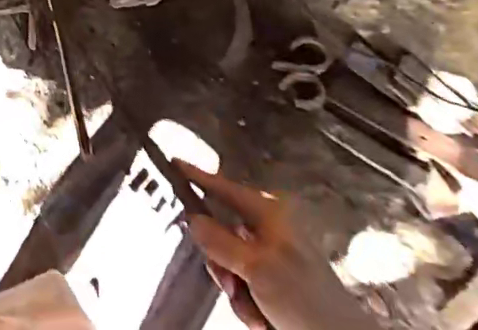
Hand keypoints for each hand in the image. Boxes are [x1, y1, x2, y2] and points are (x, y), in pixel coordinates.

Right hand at [176, 162, 380, 329]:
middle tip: (229, 283)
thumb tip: (192, 220)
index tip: (172, 163)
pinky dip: (248, 305)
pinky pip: (242, 286)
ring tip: (256, 312)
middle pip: (220, 231)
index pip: (224, 188)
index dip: (197, 176)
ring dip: (236, 290)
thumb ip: (219, 241)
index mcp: (270, 216)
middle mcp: (269, 233)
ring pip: (227, 263)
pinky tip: (265, 321)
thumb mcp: (257, 269)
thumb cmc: (305, 301)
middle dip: (221, 263)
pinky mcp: (275, 287)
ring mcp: (272, 261)